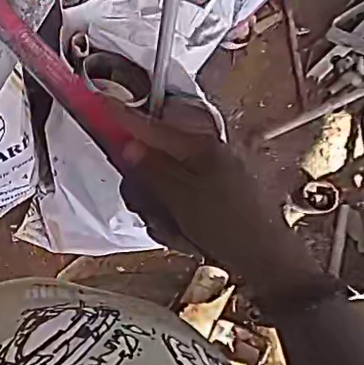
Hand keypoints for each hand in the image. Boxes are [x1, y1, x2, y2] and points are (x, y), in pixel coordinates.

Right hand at [103, 97, 324, 299]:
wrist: (269, 261)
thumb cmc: (230, 228)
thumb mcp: (181, 199)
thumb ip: (151, 170)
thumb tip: (127, 145)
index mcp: (200, 146)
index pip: (149, 127)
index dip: (119, 118)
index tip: (94, 103)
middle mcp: (206, 153)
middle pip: (151, 159)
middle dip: (143, 188)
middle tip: (149, 209)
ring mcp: (211, 173)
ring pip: (160, 183)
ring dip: (159, 209)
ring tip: (176, 230)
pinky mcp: (213, 192)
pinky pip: (176, 198)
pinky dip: (174, 217)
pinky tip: (187, 234)